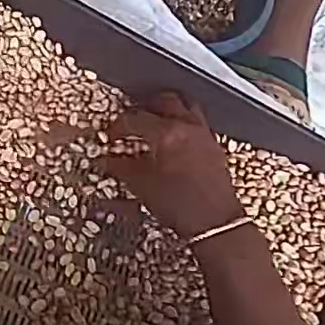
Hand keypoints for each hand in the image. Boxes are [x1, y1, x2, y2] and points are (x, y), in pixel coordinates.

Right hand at [104, 92, 243, 238]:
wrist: (216, 223)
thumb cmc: (182, 207)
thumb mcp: (143, 187)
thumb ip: (122, 168)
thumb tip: (109, 161)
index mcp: (166, 134)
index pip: (134, 119)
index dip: (118, 126)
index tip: (111, 135)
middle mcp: (187, 127)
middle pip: (163, 101)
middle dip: (144, 108)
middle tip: (132, 120)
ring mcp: (203, 133)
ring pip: (184, 104)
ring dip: (167, 107)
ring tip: (155, 120)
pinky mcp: (214, 144)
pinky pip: (197, 120)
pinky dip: (183, 120)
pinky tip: (175, 137)